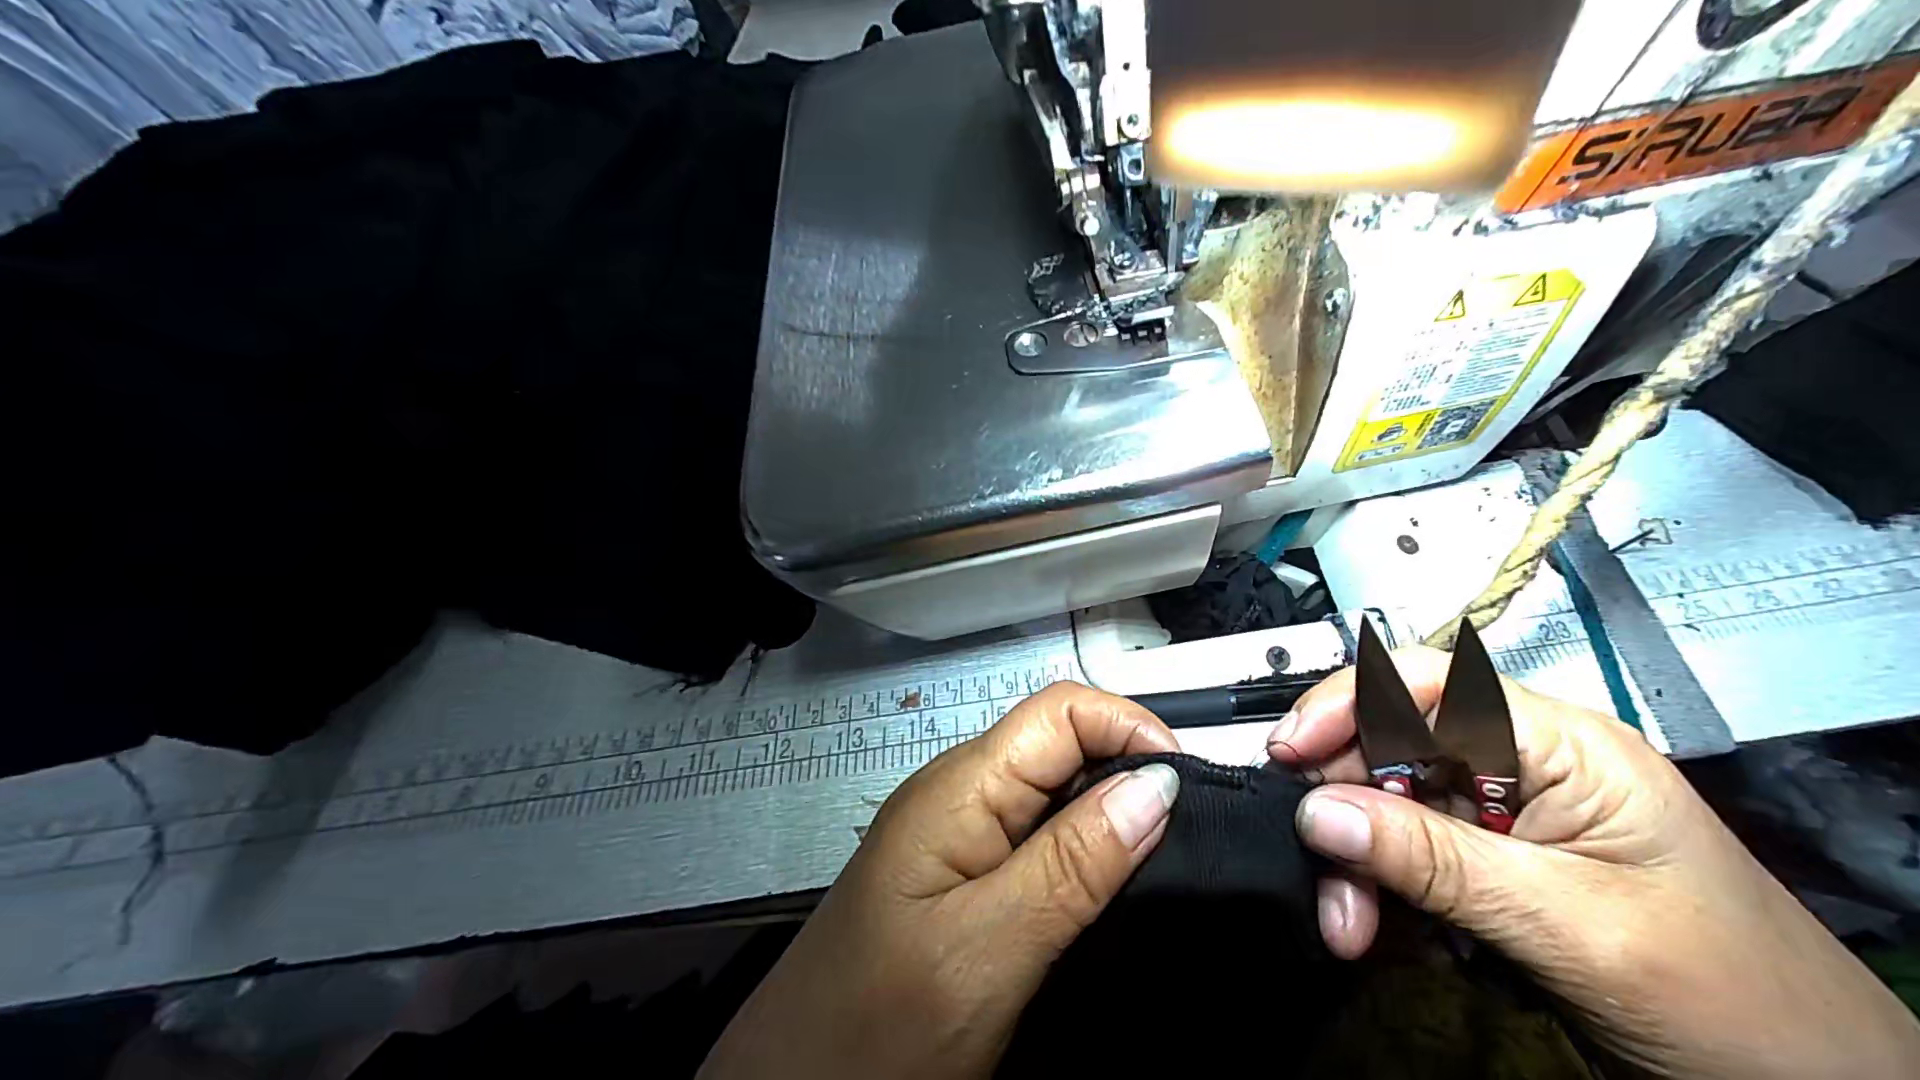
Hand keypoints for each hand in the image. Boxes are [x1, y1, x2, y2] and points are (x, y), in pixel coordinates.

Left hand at [698, 682, 1181, 1079]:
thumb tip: (1158, 786)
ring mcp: (963, 828)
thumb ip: (1072, 864)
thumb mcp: (987, 948)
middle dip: (1130, 767)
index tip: (1190, 788)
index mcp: (961, 786)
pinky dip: (1086, 844)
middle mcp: (962, 790)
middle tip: (1192, 833)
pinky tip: (1113, 880)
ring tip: (1168, 857)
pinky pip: (1039, 831)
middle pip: (1061, 741)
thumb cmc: (880, 1022)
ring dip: (1114, 808)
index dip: (1130, 728)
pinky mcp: (967, 867)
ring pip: (1056, 787)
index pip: (1059, 712)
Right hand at [1268, 645, 1919, 1077]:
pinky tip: (1383, 936)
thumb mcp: (1574, 926)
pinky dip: (1378, 896)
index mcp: (1559, 746)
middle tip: (1319, 871)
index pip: (1427, 684)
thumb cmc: (1743, 1005)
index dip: (1348, 702)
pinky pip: (1400, 859)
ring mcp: (1498, 819)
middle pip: (1388, 750)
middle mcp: (1517, 766)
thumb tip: (1318, 814)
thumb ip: (1436, 862)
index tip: (1289, 751)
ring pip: (1384, 810)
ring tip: (1352, 928)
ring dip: (1356, 867)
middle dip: (1345, 810)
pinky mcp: (1484, 867)